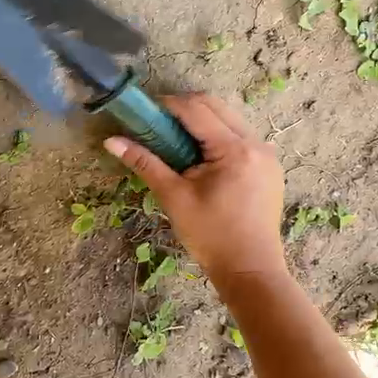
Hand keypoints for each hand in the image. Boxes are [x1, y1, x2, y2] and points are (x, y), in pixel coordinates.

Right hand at [104, 93, 285, 287]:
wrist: (251, 272)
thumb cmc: (210, 234)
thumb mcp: (172, 195)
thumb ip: (144, 162)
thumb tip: (110, 141)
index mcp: (235, 151)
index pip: (196, 109)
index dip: (166, 105)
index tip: (142, 112)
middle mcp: (257, 146)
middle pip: (215, 106)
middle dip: (183, 107)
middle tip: (156, 123)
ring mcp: (266, 156)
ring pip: (228, 118)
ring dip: (199, 119)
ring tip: (173, 139)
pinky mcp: (267, 167)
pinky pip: (238, 134)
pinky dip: (214, 133)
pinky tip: (196, 154)